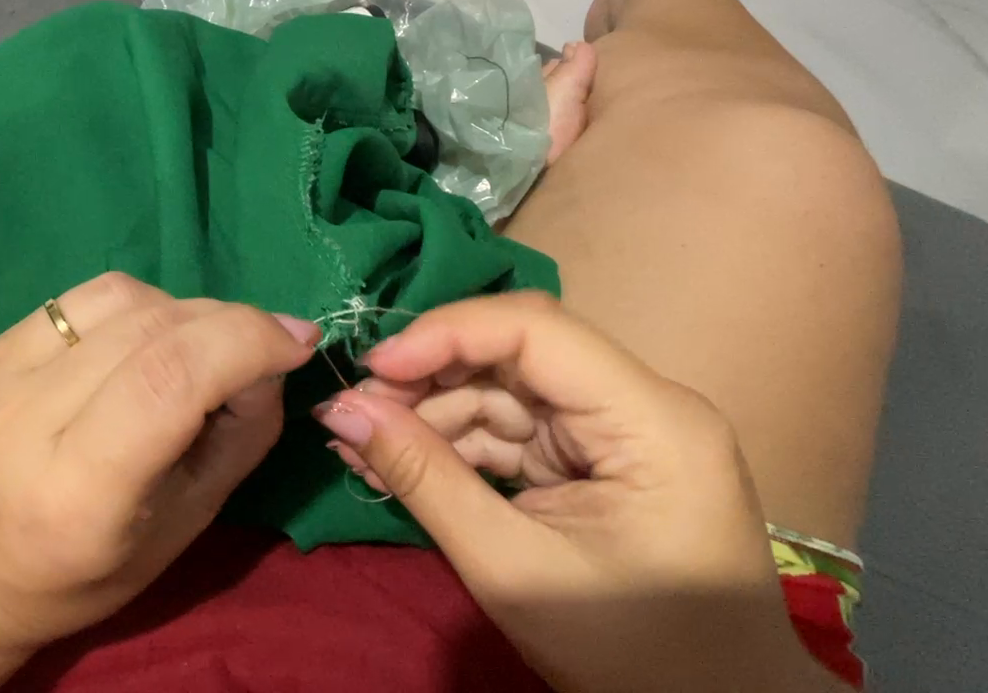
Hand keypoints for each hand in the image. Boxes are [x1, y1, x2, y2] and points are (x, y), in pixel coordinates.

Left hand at [0, 273, 316, 659]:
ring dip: (182, 310)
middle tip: (259, 348)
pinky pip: (83, 297)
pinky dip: (136, 306)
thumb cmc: (89, 570)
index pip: (168, 379)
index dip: (244, 341)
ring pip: (119, 297)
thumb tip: (269, 353)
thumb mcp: (188, 521)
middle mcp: (27, 420)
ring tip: (195, 349)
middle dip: (226, 323)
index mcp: (79, 491)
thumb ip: (241, 433)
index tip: (298, 339)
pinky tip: (142, 341)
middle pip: (148, 329)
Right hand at [313, 292, 838, 692]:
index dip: (444, 335)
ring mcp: (611, 429)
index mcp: (650, 420)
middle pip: (509, 354)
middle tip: (352, 413)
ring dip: (424, 416)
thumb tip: (336, 407)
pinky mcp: (587, 455)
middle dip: (424, 379)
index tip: (372, 369)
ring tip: (358, 450)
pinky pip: (503, 427)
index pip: (534, 331)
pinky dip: (447, 444)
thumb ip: (422, 476)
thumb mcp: (511, 566)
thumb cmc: (631, 656)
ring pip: (495, 389)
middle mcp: (636, 403)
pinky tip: (392, 463)